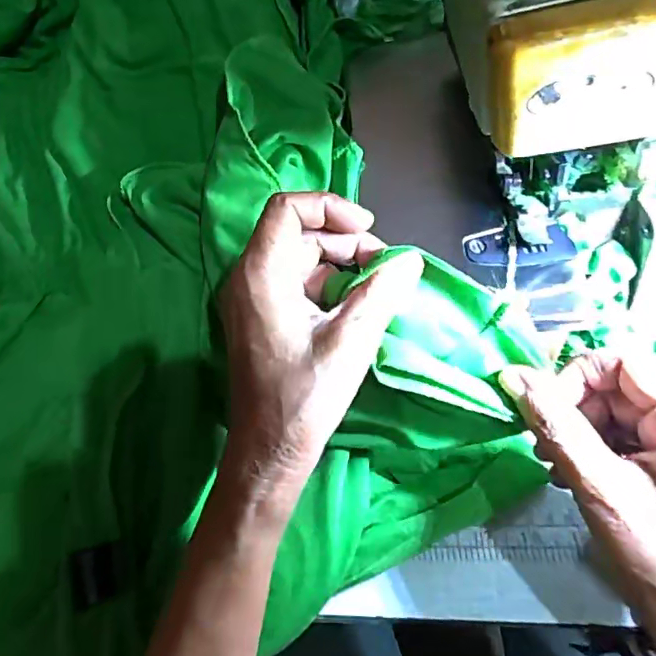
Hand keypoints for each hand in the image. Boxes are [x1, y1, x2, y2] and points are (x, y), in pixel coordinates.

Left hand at [217, 192, 423, 501]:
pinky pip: (293, 280)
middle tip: (384, 266)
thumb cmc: (304, 398)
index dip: (328, 206)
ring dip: (338, 261)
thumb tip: (408, 262)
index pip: (286, 209)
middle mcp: (247, 277)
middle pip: (296, 232)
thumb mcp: (350, 341)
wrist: (268, 449)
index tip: (367, 228)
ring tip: (377, 284)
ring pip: (297, 256)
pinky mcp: (259, 314)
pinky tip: (355, 302)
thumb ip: (380, 293)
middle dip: (343, 240)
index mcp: (260, 274)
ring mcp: (250, 296)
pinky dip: (325, 282)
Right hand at [497, 352, 655, 633]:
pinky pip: (622, 435)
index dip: (575, 376)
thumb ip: (557, 427)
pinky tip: (570, 472)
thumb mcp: (603, 489)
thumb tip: (513, 376)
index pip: (623, 362)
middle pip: (615, 385)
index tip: (543, 410)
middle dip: (571, 407)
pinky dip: (590, 447)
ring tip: (553, 463)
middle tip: (542, 443)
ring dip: (576, 428)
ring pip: (613, 410)